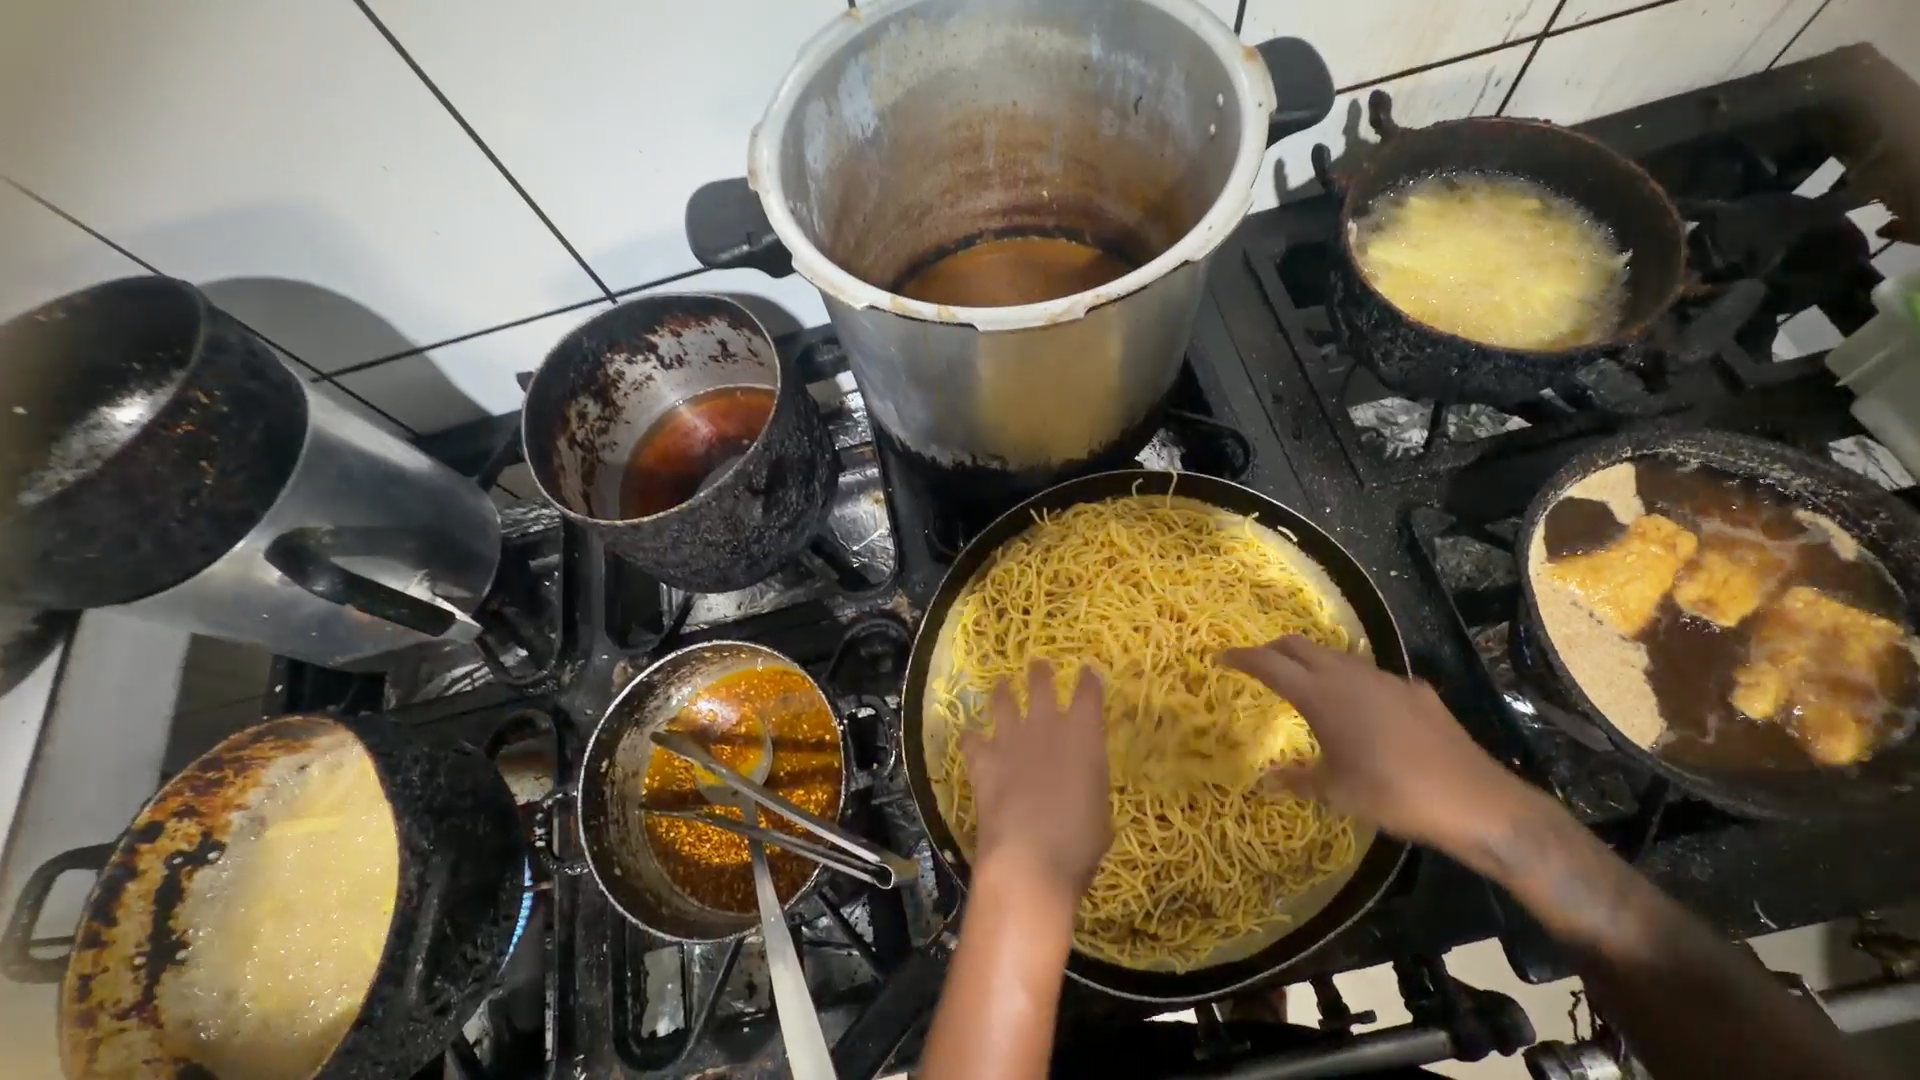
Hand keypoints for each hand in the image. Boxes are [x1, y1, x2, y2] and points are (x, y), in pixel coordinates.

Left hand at [961, 661, 1112, 902]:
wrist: (1029, 858)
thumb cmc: (1079, 842)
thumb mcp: (1101, 811)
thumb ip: (1089, 784)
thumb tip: (1080, 784)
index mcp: (1084, 735)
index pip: (1089, 693)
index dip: (1088, 680)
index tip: (1087, 671)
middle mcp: (1046, 726)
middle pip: (1041, 685)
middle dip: (1041, 673)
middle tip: (1039, 666)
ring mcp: (1010, 740)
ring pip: (1003, 701)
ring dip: (1003, 691)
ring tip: (1002, 685)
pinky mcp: (983, 760)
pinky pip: (971, 740)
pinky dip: (971, 738)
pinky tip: (970, 738)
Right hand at [1221, 637, 1532, 852]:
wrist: (1473, 800)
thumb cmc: (1392, 794)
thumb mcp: (1336, 792)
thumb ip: (1298, 781)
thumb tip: (1266, 783)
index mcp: (1321, 696)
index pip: (1270, 664)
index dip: (1242, 658)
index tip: (1221, 658)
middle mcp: (1350, 676)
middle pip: (1300, 646)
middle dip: (1273, 651)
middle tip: (1258, 666)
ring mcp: (1386, 679)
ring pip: (1337, 657)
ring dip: (1313, 663)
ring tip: (1304, 685)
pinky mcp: (1416, 691)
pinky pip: (1372, 677)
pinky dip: (1352, 683)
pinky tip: (1361, 711)